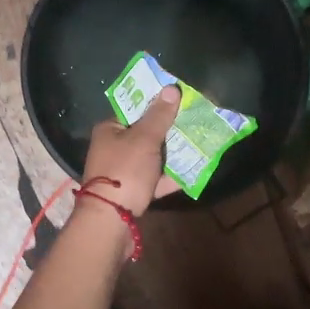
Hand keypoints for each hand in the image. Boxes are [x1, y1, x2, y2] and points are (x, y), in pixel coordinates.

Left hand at [79, 86, 183, 215]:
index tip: (178, 97)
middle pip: (144, 133)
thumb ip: (159, 115)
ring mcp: (122, 172)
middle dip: (168, 129)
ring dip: (172, 153)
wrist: (111, 221)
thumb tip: (171, 88)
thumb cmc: (125, 171)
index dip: (155, 102)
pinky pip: (155, 180)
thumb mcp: (144, 139)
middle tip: (194, 119)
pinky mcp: (132, 192)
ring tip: (199, 142)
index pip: (133, 108)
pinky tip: (193, 171)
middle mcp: (113, 148)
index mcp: (109, 129)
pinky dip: (170, 177)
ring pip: (151, 157)